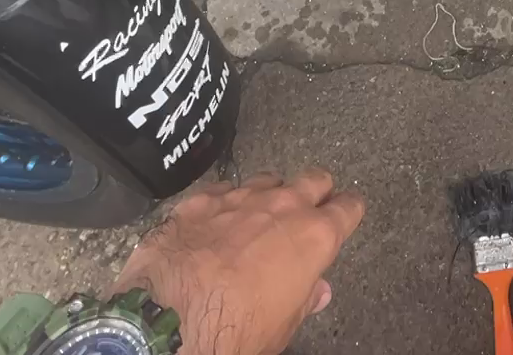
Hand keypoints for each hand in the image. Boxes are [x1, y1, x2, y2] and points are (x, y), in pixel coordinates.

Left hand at [111, 170, 364, 354]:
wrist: (161, 329)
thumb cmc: (232, 334)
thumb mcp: (280, 330)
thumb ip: (304, 299)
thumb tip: (317, 289)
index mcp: (315, 236)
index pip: (350, 207)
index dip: (347, 215)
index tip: (340, 224)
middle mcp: (285, 205)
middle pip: (316, 179)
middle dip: (314, 195)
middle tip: (300, 221)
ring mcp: (241, 196)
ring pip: (269, 179)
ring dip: (268, 197)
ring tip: (252, 225)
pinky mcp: (200, 200)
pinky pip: (222, 191)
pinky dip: (223, 206)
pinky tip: (212, 229)